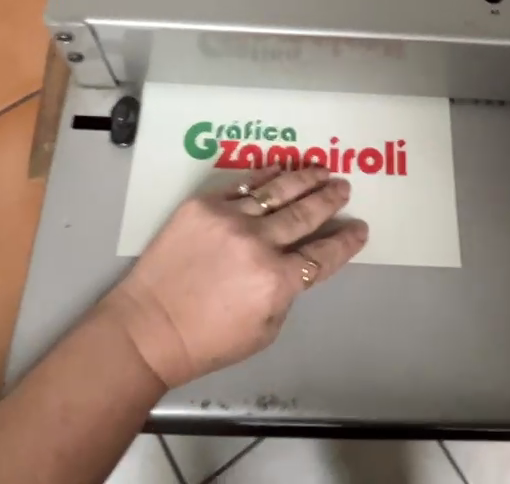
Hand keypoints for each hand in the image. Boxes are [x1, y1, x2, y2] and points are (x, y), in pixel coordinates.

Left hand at [99, 167, 368, 388]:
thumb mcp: (265, 330)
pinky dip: (266, 176)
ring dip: (305, 179)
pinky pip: (244, 185)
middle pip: (306, 214)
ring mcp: (229, 218)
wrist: (149, 326)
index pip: (323, 255)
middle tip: (344, 187)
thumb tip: (295, 262)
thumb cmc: (207, 340)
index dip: (346, 242)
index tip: (360, 229)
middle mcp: (258, 243)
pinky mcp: (204, 204)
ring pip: (278, 191)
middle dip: (330, 199)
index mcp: (276, 281)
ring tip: (322, 170)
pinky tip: (281, 168)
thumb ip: (286, 291)